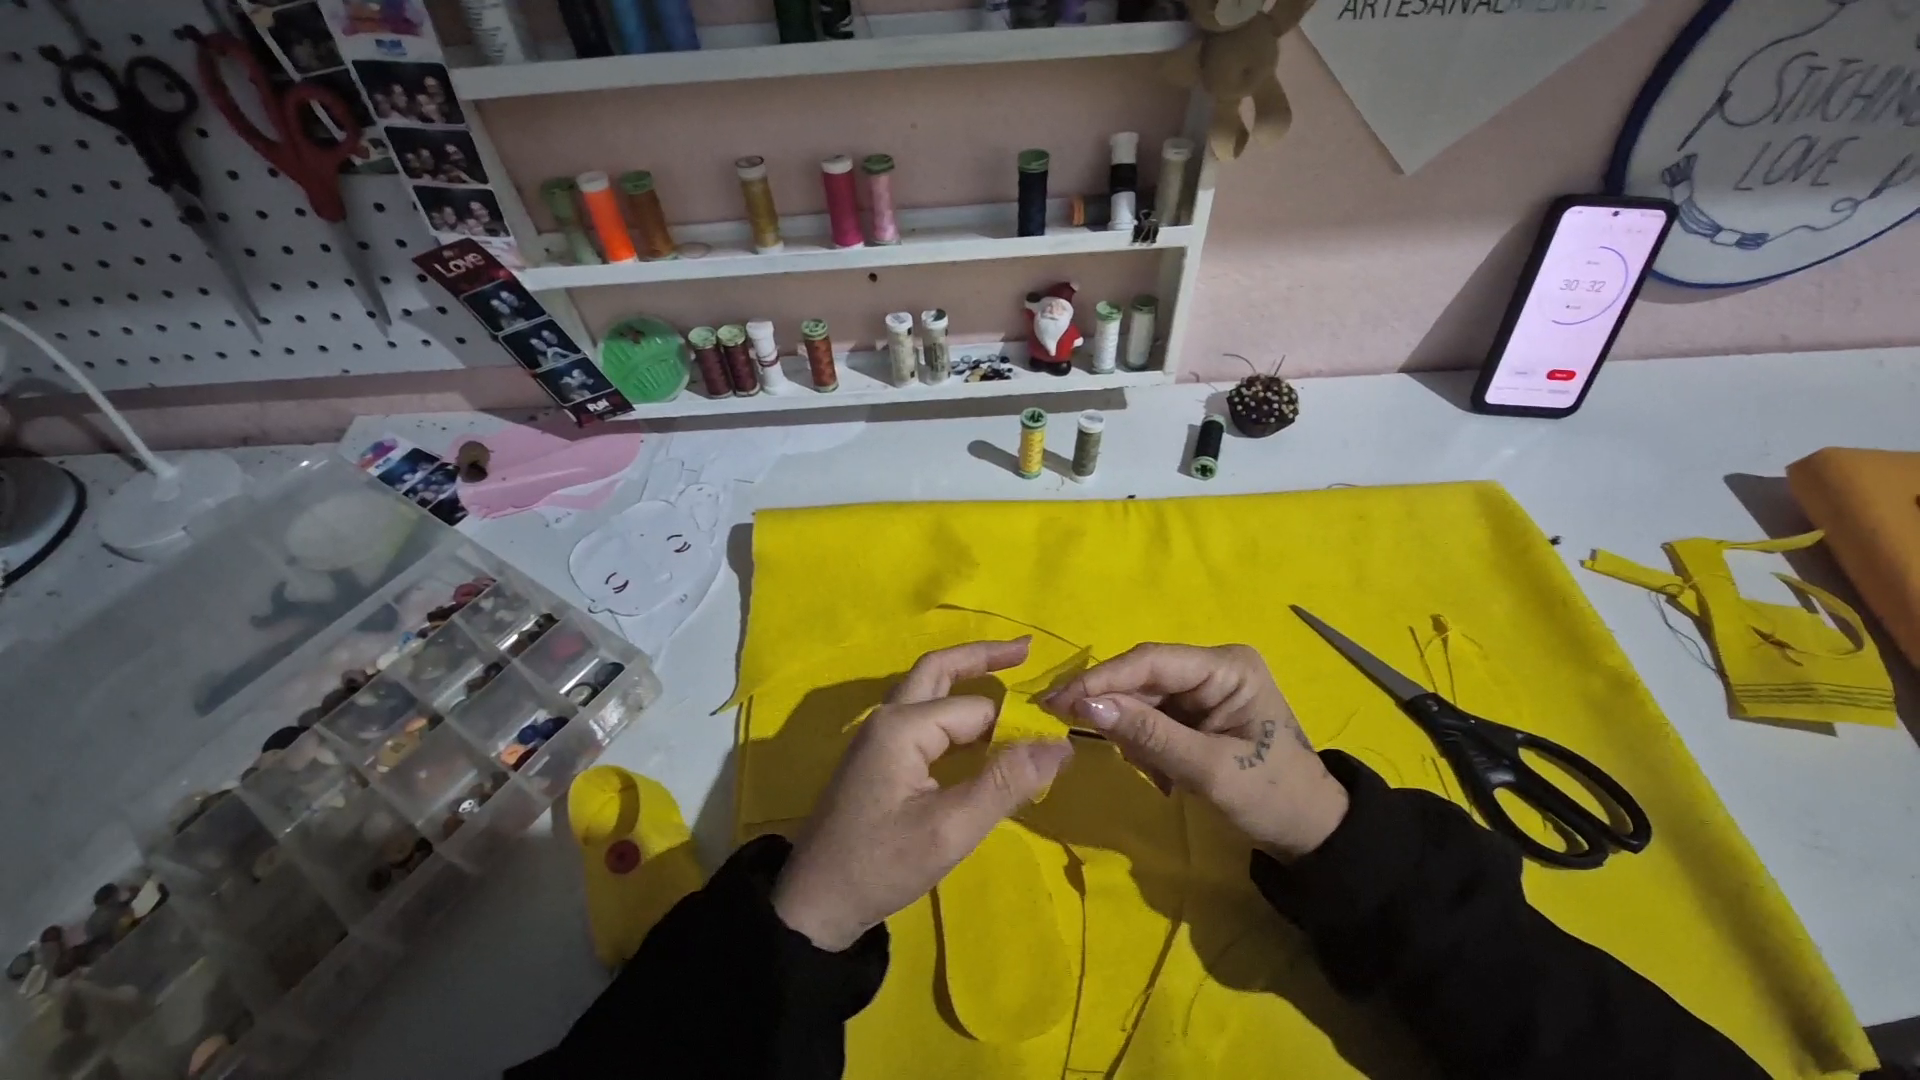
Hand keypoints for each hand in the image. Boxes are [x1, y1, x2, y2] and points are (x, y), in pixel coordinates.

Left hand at [771, 640, 1074, 950]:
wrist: (815, 901)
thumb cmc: (882, 864)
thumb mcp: (951, 829)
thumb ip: (1005, 783)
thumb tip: (1060, 746)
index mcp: (903, 726)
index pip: (977, 709)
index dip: (1017, 724)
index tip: (1055, 741)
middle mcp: (888, 717)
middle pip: (940, 670)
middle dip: (983, 657)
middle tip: (1027, 650)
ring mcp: (878, 735)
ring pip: (928, 691)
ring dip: (966, 678)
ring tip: (1008, 674)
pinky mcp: (877, 756)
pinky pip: (921, 716)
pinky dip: (953, 708)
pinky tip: (975, 728)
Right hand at [1045, 643, 1347, 860]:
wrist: (1311, 831)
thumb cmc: (1271, 797)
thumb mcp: (1209, 770)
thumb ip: (1148, 735)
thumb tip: (1086, 708)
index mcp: (1227, 667)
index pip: (1151, 662)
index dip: (1102, 679)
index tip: (1058, 701)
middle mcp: (1213, 667)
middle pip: (1142, 678)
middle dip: (1114, 709)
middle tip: (1073, 732)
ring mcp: (1204, 688)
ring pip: (1142, 699)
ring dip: (1132, 734)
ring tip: (1153, 774)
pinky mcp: (1197, 710)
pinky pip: (1152, 717)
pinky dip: (1144, 744)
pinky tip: (1160, 774)